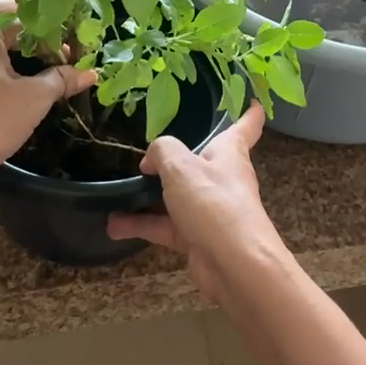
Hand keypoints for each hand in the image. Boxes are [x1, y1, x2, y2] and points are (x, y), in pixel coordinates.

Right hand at [106, 104, 289, 302]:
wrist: (234, 266)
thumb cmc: (215, 204)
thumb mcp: (181, 166)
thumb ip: (162, 151)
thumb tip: (151, 158)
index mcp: (229, 151)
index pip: (247, 124)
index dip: (249, 110)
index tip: (251, 97)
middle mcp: (223, 177)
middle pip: (203, 159)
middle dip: (181, 154)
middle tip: (152, 146)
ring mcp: (211, 209)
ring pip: (177, 195)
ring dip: (149, 194)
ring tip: (117, 189)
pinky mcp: (198, 238)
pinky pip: (166, 225)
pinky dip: (142, 224)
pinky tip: (114, 225)